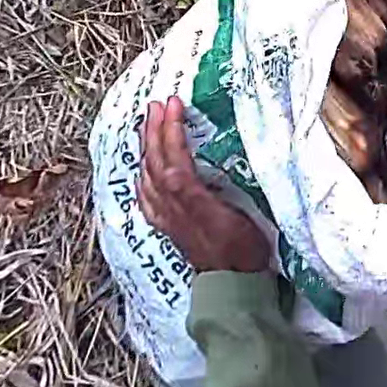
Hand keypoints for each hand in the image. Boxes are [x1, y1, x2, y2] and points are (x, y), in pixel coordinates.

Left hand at [139, 96, 270, 272]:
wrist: (234, 284)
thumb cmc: (242, 249)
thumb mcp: (230, 219)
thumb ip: (199, 196)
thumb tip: (174, 171)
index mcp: (186, 203)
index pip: (172, 159)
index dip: (171, 130)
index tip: (174, 103)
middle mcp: (170, 209)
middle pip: (155, 165)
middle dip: (154, 132)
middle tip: (157, 105)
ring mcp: (167, 218)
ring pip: (148, 177)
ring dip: (147, 148)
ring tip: (149, 125)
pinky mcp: (169, 225)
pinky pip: (148, 193)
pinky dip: (145, 173)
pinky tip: (146, 169)